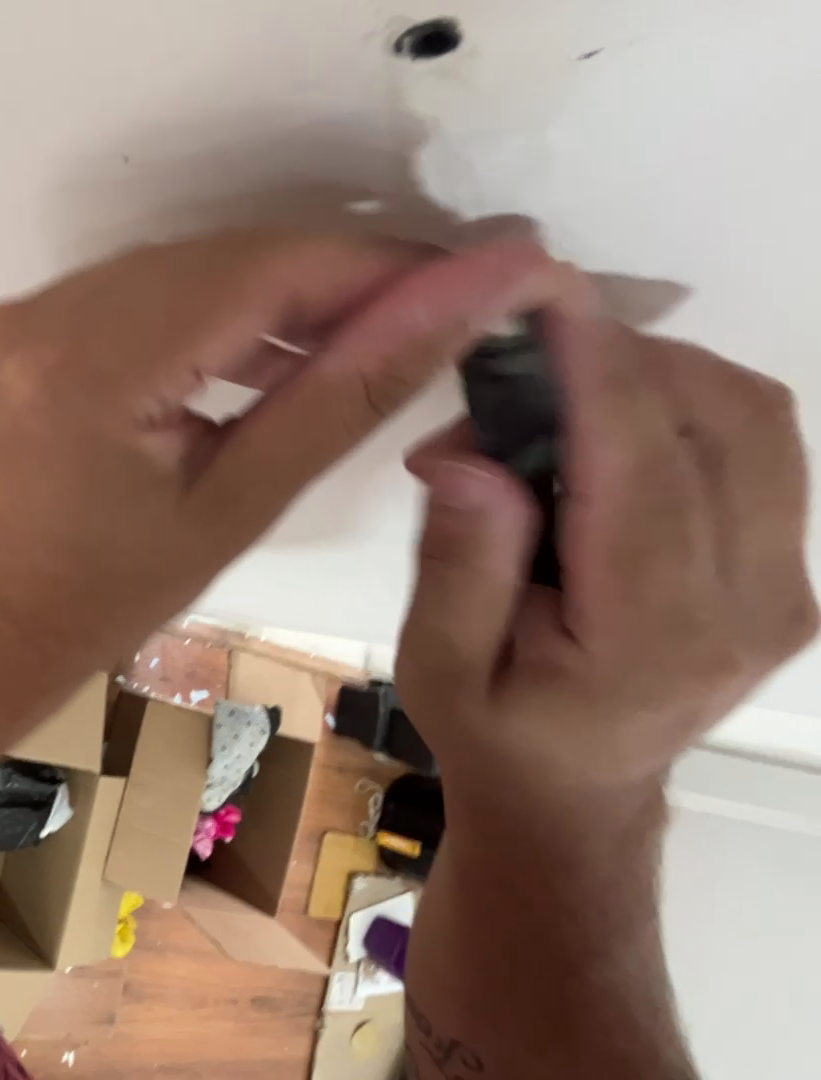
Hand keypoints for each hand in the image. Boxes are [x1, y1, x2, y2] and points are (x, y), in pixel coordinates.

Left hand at [0, 228, 571, 671]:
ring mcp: (12, 320)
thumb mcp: (238, 504)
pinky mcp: (8, 330)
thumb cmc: (110, 595)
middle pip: (213, 262)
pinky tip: (252, 355)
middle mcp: (35, 321)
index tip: (471, 276)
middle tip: (420, 318)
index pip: (255, 273)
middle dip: (322, 283)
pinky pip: (126, 295)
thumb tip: (477, 285)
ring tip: (347, 346)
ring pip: (173, 270)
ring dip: (261, 298)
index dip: (374, 265)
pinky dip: (193, 314)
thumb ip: (350, 390)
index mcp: (84, 372)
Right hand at [395, 277, 817, 803]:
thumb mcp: (436, 661)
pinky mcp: (785, 567)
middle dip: (616, 360)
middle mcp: (755, 597)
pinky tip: (594, 424)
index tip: (543, 301)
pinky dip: (674, 405)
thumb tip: (469, 457)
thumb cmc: (487, 728)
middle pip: (721, 424)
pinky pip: (752, 448)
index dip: (596, 372)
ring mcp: (787, 581)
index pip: (642, 466)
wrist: (569, 791)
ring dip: (650, 375)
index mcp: (657, 629)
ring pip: (753, 422)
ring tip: (541, 392)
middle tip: (504, 365)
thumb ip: (458, 564)